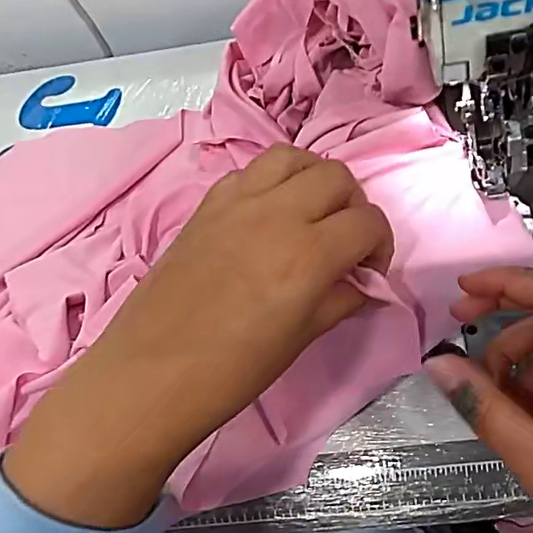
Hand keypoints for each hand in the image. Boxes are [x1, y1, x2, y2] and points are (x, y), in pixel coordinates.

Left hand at [6, 146, 393, 526]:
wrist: (152, 375)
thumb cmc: (233, 370)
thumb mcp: (302, 337)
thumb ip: (341, 299)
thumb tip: (362, 282)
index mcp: (308, 254)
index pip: (367, 222)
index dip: (380, 245)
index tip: (369, 271)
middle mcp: (276, 214)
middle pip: (336, 177)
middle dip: (354, 205)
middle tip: (346, 240)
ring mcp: (237, 203)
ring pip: (293, 157)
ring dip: (314, 179)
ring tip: (312, 213)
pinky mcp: (206, 206)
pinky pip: (250, 172)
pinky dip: (272, 182)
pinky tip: (269, 214)